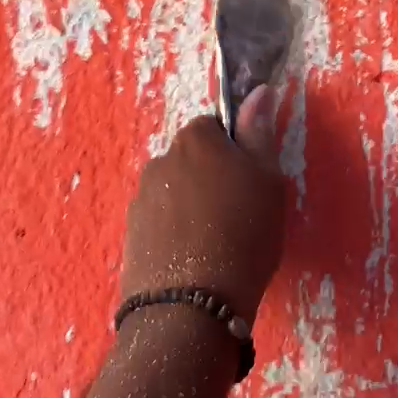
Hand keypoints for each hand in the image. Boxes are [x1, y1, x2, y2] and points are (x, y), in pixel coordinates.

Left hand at [119, 88, 286, 322]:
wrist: (192, 308)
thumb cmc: (244, 234)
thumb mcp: (268, 179)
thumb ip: (259, 131)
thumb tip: (259, 89)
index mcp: (194, 139)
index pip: (214, 128)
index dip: (234, 153)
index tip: (249, 183)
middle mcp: (160, 160)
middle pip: (191, 160)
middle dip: (210, 179)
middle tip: (238, 215)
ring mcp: (140, 199)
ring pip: (175, 193)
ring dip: (190, 208)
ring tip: (214, 245)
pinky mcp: (130, 236)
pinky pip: (161, 224)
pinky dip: (175, 235)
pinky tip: (193, 263)